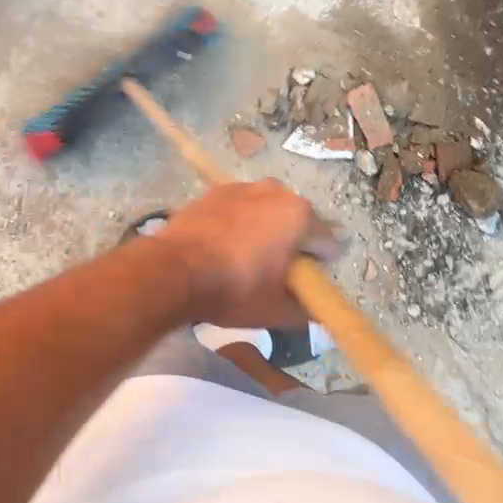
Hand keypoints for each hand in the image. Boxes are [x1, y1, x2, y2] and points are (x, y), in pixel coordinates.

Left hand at [150, 180, 339, 327]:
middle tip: (279, 272)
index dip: (321, 266)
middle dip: (294, 242)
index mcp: (299, 215)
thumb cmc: (234, 288)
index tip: (306, 285)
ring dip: (266, 228)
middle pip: (297, 220)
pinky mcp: (214, 191)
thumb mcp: (277, 311)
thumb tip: (317, 316)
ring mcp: (242, 187)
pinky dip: (240, 222)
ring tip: (250, 257)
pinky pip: (239, 207)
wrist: (174, 268)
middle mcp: (275, 191)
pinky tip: (225, 245)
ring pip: (267, 209)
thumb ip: (306, 313)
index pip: (327, 242)